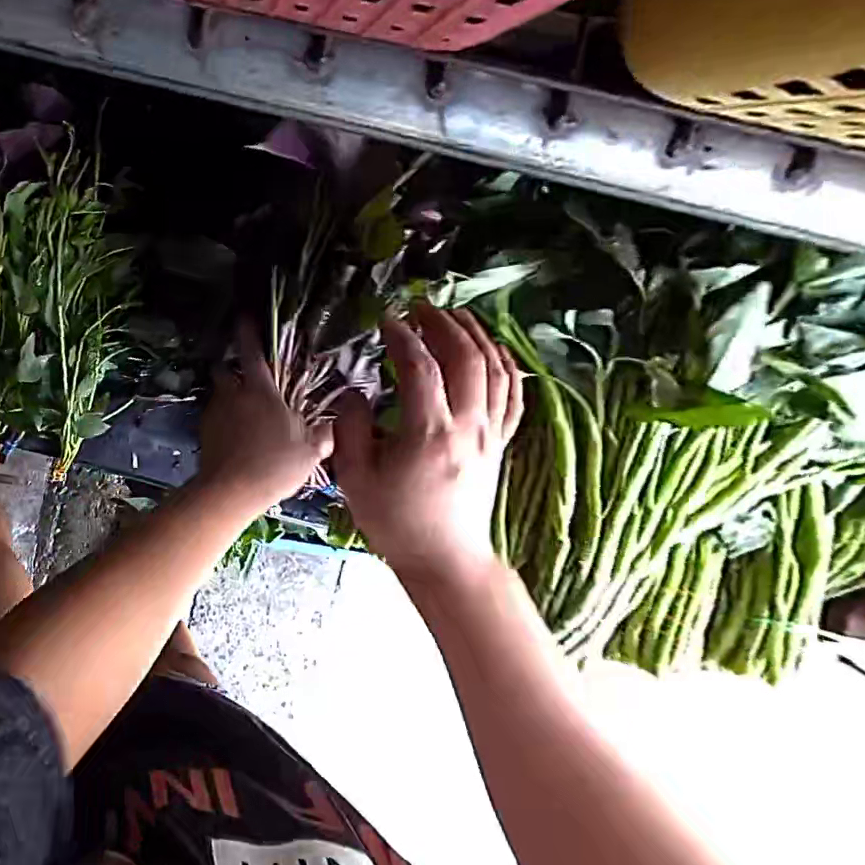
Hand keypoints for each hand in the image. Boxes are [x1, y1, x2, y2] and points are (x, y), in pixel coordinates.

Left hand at [198, 322, 334, 510]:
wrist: (230, 492)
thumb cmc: (274, 466)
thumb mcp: (310, 451)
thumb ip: (322, 435)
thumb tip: (334, 426)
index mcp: (259, 390)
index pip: (250, 350)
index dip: (247, 330)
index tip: (245, 316)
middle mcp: (232, 395)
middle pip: (224, 369)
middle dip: (230, 367)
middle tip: (246, 376)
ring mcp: (214, 412)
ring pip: (218, 394)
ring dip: (228, 397)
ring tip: (244, 412)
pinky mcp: (203, 431)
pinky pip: (214, 417)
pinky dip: (223, 419)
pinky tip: (236, 436)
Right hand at [333, 303, 523, 584]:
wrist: (445, 558)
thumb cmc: (394, 520)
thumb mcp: (355, 475)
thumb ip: (352, 427)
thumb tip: (353, 391)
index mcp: (428, 433)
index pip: (420, 368)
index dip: (402, 337)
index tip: (385, 318)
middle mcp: (468, 427)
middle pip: (466, 359)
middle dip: (443, 324)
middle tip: (420, 306)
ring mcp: (490, 435)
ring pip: (496, 371)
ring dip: (477, 336)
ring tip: (454, 315)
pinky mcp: (500, 444)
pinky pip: (513, 395)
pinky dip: (506, 365)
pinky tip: (493, 349)